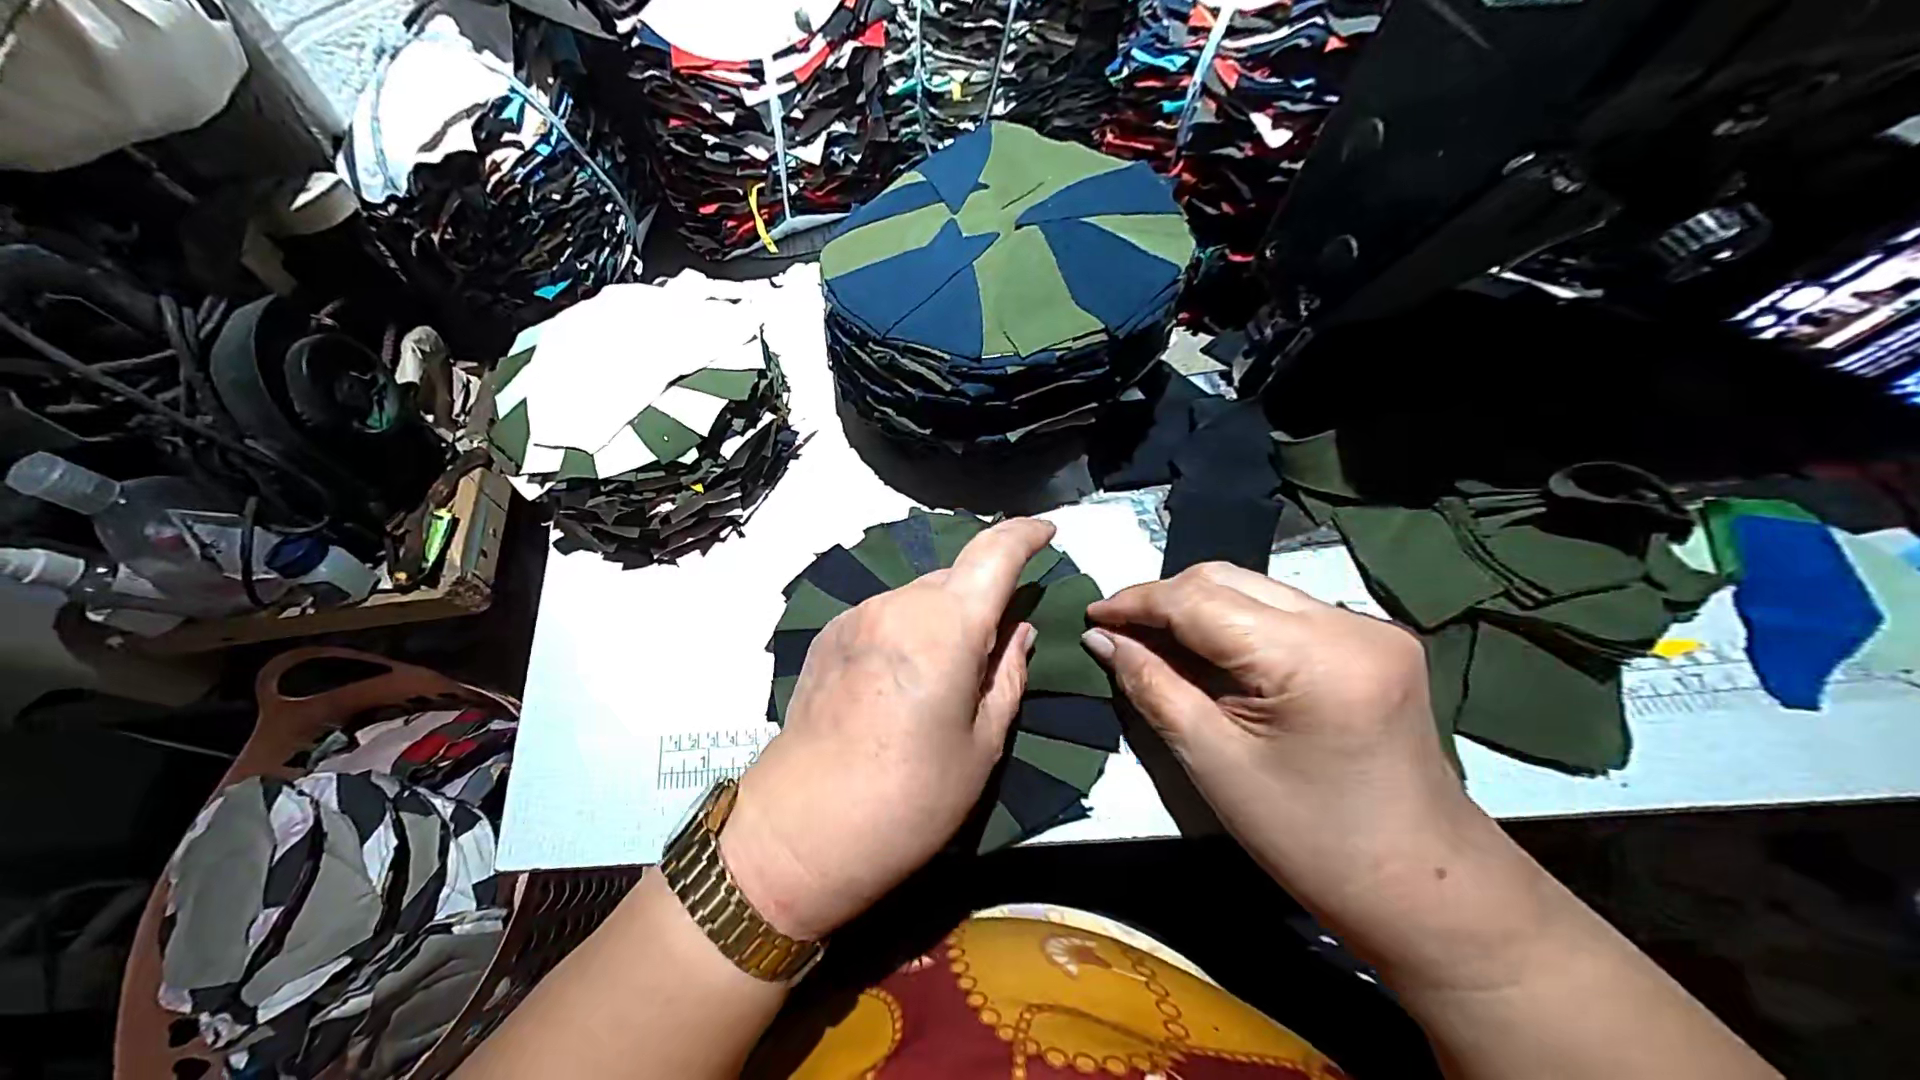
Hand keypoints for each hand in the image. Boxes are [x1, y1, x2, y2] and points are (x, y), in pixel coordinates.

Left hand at [718, 518, 1054, 941]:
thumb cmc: (911, 796)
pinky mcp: (829, 635)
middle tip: (995, 645)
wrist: (802, 829)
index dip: (1025, 534)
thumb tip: (1018, 631)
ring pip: (918, 597)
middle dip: (983, 596)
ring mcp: (857, 616)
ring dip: (943, 616)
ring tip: (946, 673)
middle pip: (954, 577)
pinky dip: (910, 629)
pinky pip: (886, 615)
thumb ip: (1008, 674)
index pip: (994, 553)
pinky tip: (903, 679)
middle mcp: (898, 604)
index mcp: (946, 626)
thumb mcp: (982, 742)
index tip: (1047, 532)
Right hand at [1082, 563, 1528, 987]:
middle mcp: (1349, 623)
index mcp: (1315, 657)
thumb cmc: (1308, 838)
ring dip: (1199, 607)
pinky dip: (1235, 622)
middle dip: (1165, 598)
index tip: (1093, 613)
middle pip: (1230, 578)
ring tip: (1155, 638)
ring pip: (1256, 588)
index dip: (1138, 601)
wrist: (1422, 887)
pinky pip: (1284, 610)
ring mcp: (1370, 627)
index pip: (1202, 599)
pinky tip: (1209, 650)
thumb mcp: (1213, 761)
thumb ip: (1152, 685)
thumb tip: (1102, 638)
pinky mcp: (1375, 640)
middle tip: (1119, 628)